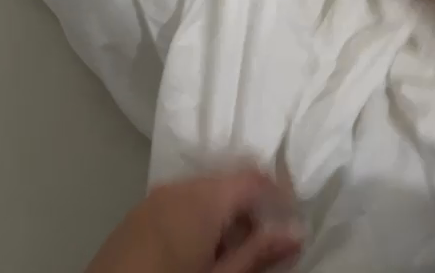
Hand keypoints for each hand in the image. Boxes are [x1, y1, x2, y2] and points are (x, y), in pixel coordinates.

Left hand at [85, 168, 301, 272]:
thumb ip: (259, 254)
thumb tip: (297, 232)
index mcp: (203, 196)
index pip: (254, 177)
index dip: (280, 194)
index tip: (293, 220)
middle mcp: (179, 186)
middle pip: (229, 185)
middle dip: (252, 212)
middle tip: (266, 247)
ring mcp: (154, 198)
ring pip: (205, 195)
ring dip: (226, 219)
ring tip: (234, 257)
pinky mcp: (138, 215)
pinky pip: (181, 206)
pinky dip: (199, 223)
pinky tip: (201, 255)